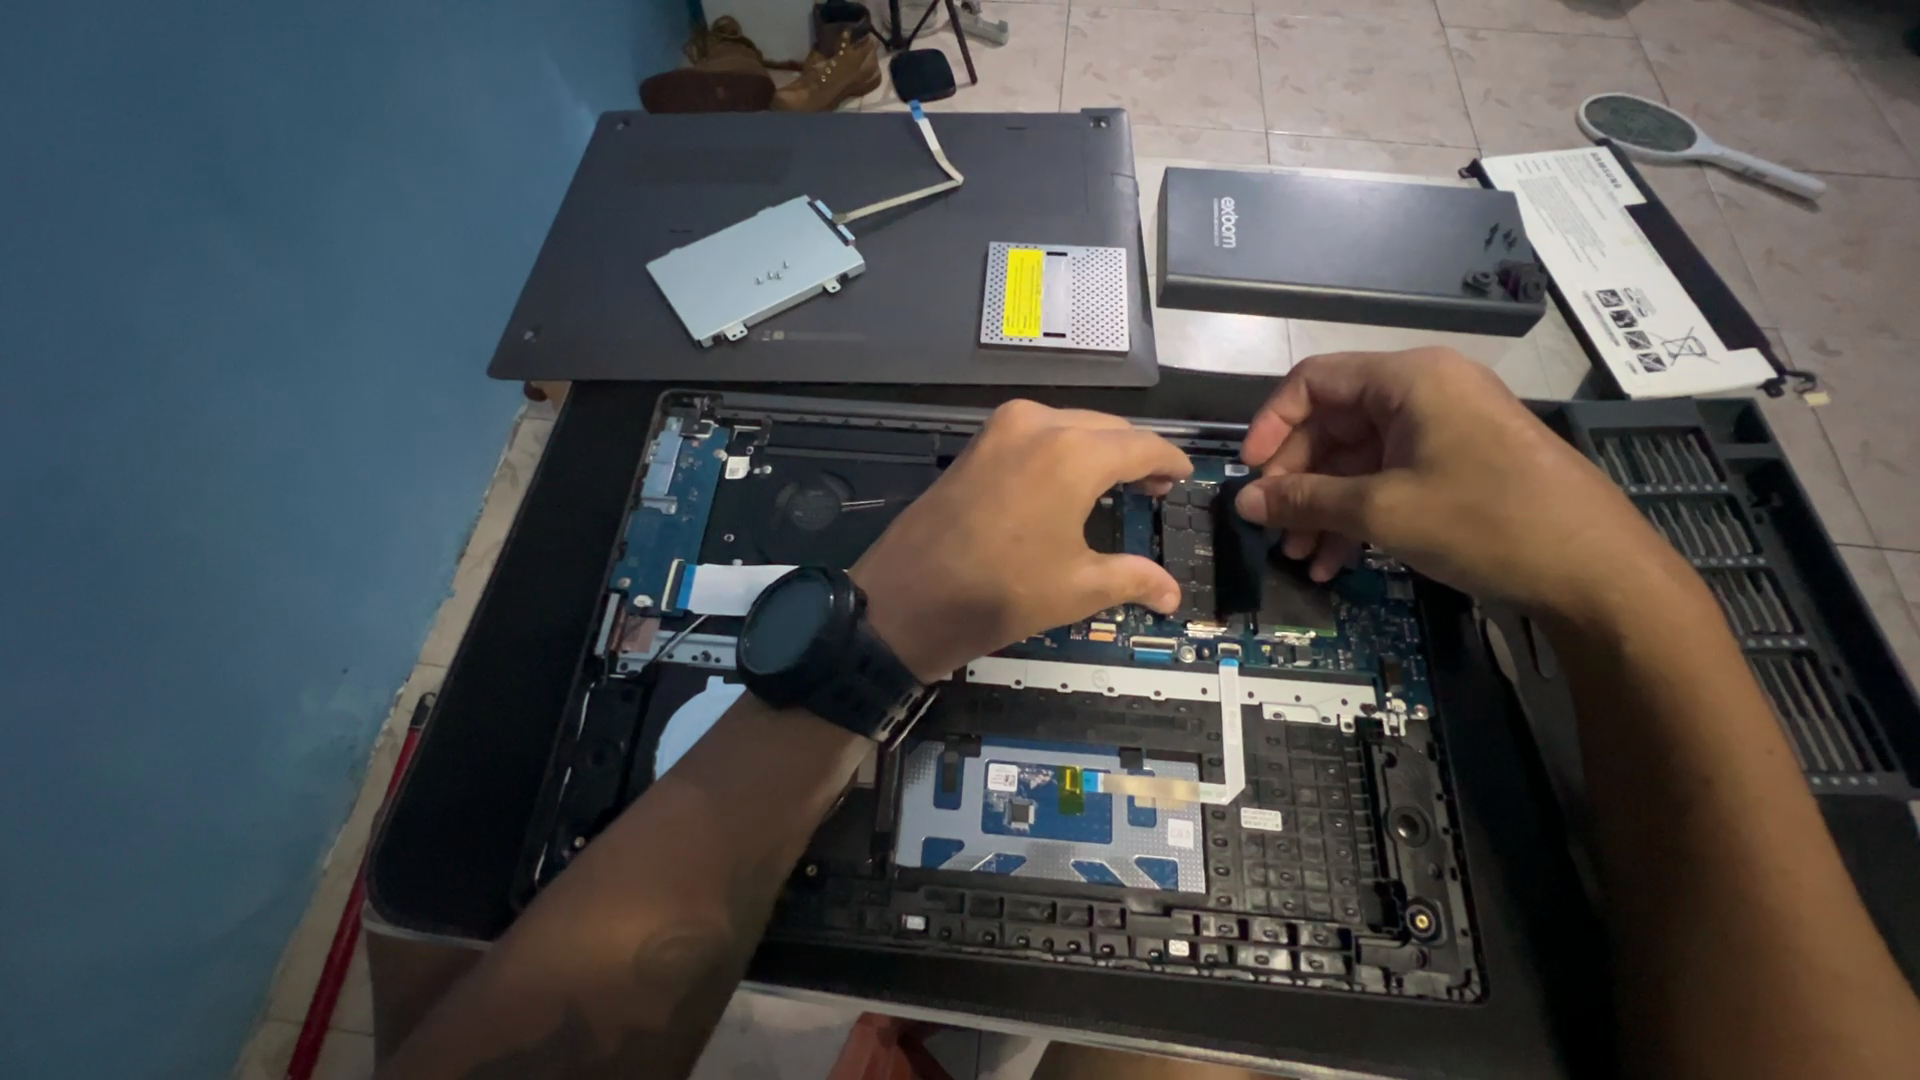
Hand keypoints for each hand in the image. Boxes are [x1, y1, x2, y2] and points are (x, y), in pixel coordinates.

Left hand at [852, 400, 1193, 681]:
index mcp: (1073, 452)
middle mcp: (1038, 424)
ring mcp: (1000, 429)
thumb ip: (1133, 578)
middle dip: (1135, 454)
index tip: (1183, 475)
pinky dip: (1060, 451)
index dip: (1169, 461)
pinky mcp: (976, 444)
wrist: (907, 599)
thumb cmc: (1000, 593)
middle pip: (1106, 429)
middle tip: (1152, 488)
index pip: (1142, 445)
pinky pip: (1035, 434)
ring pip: (1069, 425)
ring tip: (1113, 486)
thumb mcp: (1076, 588)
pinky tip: (1065, 483)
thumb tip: (1172, 593)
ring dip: (1096, 450)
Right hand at [1233, 348, 1679, 618]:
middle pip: (1330, 425)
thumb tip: (1244, 503)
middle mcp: (1422, 394)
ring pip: (1354, 461)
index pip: (1313, 382)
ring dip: (1320, 508)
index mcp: (1408, 380)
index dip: (1271, 425)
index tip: (1250, 475)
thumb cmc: (1485, 520)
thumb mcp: (1382, 510)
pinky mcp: (1453, 468)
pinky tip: (1334, 562)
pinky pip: (1384, 482)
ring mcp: (1440, 433)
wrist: (1596, 572)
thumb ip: (1304, 501)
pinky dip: (1354, 517)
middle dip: (1295, 480)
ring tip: (1299, 557)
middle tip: (1271, 526)